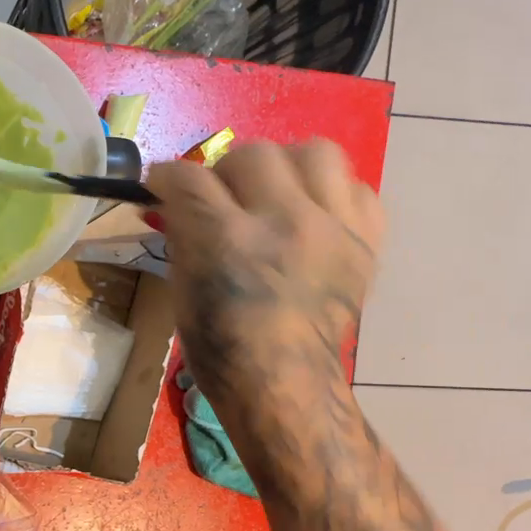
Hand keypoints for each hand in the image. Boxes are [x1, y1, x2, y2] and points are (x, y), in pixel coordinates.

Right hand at [146, 139, 384, 390]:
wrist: (282, 380)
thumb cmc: (219, 346)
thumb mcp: (182, 291)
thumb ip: (184, 239)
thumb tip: (176, 205)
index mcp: (225, 241)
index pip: (189, 179)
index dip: (167, 178)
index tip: (163, 187)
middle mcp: (283, 220)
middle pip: (251, 154)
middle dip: (225, 173)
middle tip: (219, 198)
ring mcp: (333, 225)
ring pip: (312, 151)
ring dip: (284, 168)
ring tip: (274, 194)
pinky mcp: (367, 235)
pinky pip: (354, 185)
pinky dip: (327, 195)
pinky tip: (311, 218)